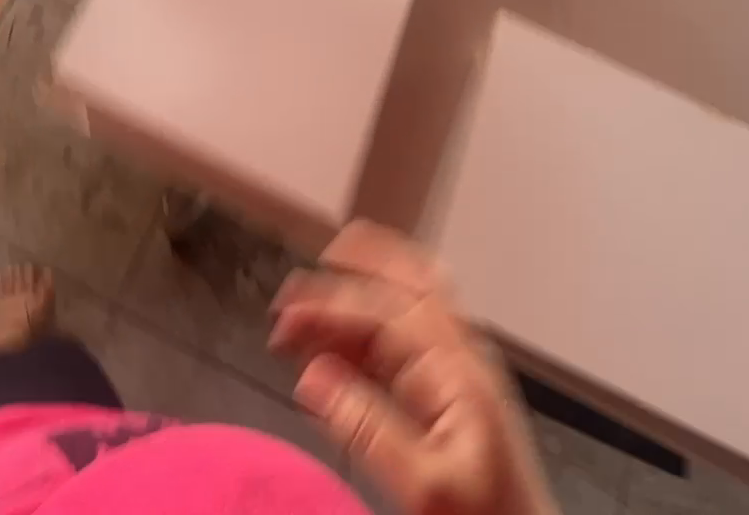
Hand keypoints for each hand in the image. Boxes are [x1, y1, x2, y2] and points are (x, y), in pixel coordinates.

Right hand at [271, 222, 558, 514]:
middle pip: (412, 282)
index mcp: (459, 369)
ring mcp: (451, 370)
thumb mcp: (427, 485)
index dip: (335, 305)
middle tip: (313, 264)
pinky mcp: (440, 392)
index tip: (289, 316)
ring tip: (302, 307)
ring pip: (400, 307)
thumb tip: (311, 377)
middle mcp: (457, 354)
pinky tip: (324, 347)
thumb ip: (368, 429)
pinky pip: (395, 343)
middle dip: (360, 265)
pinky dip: (355, 334)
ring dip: (351, 299)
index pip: (391, 310)